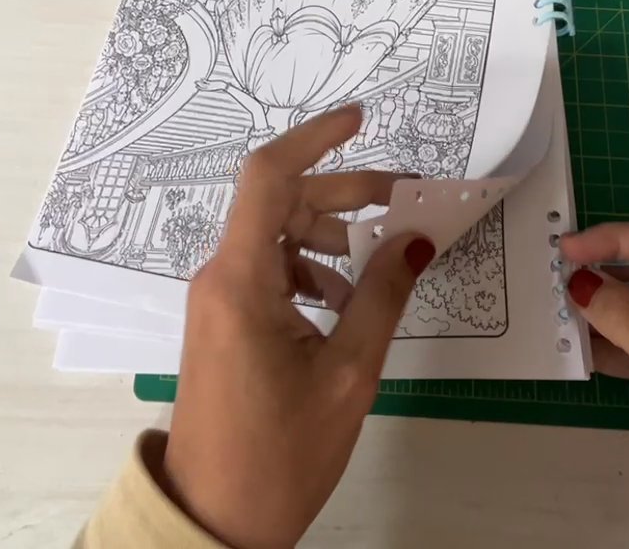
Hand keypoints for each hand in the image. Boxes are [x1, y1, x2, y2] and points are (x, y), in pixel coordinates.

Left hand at [163, 105, 434, 548]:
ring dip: (328, 233)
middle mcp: (221, 275)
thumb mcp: (347, 373)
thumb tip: (416, 238)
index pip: (269, 175)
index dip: (315, 137)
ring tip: (375, 259)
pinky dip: (310, 268)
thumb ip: (382, 295)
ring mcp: (219, 297)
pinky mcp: (225, 318)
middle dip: (342, 191)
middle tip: (399, 196)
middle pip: (281, 202)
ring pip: (277, 235)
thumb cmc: (280, 453)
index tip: (360, 119)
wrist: (212, 521)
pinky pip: (268, 269)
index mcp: (241, 278)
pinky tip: (342, 300)